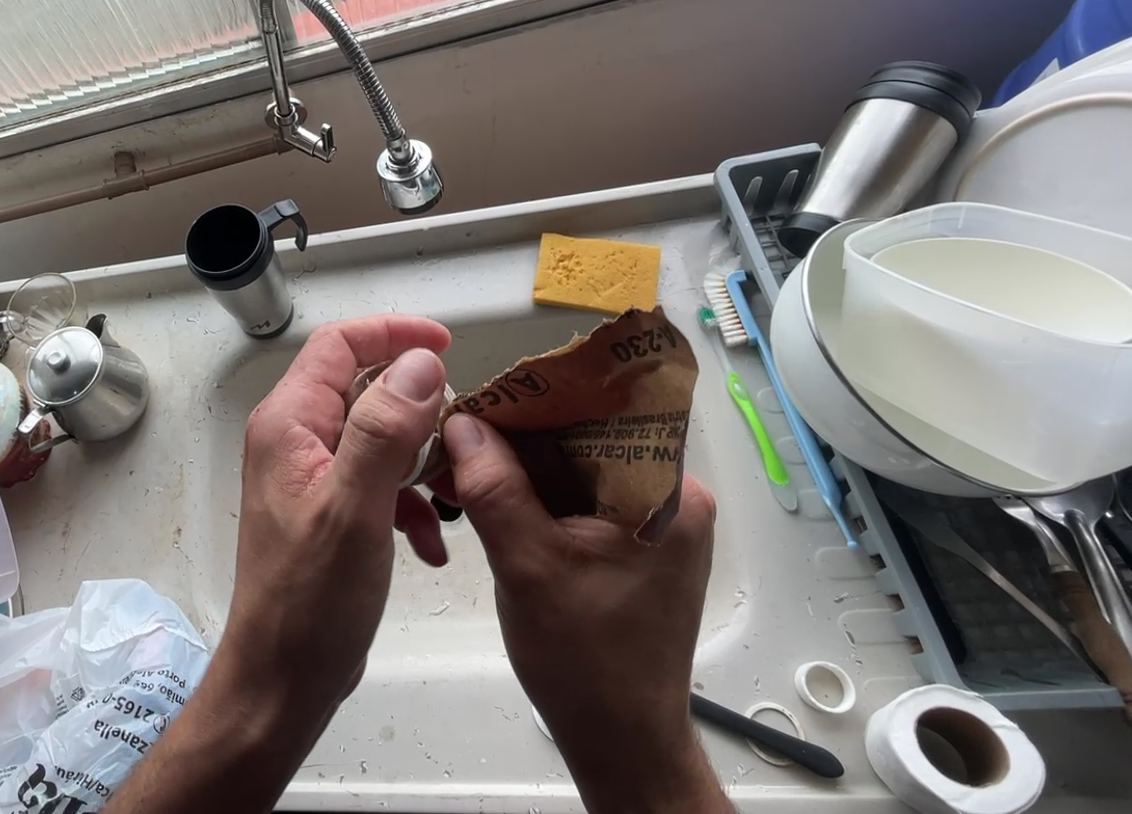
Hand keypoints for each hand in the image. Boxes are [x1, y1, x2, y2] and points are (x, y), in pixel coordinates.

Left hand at [109, 316, 450, 813]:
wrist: (281, 681)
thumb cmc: (310, 599)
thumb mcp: (353, 508)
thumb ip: (384, 430)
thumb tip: (421, 363)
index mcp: (289, 423)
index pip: (338, 345)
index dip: (392, 334)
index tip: (447, 345)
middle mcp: (294, 438)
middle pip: (362, 387)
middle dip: (417, 406)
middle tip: (459, 435)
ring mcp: (310, 475)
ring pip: (377, 435)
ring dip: (417, 459)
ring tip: (448, 495)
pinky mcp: (328, 509)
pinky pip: (375, 479)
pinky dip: (407, 500)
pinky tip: (429, 542)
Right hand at [439, 413, 728, 813]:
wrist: (618, 739)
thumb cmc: (586, 663)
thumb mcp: (527, 565)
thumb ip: (494, 487)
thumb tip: (462, 422)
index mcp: (667, 494)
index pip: (603, 412)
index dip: (539, 396)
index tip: (484, 393)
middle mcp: (669, 496)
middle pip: (585, 435)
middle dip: (521, 432)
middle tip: (463, 429)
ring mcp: (650, 518)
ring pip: (574, 463)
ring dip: (521, 463)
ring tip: (467, 459)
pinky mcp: (630, 539)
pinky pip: (575, 492)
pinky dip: (534, 490)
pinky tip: (491, 494)